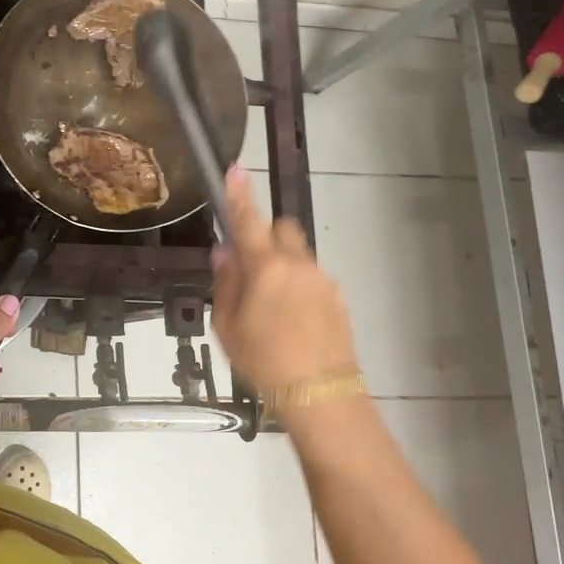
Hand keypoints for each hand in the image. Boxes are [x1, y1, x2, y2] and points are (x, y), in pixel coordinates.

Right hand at [211, 166, 358, 395]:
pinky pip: (312, 279)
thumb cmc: (263, 360)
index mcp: (265, 267)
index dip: (239, 193)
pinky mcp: (338, 298)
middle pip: (282, 229)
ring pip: (298, 256)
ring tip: (268, 306)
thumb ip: (225, 283)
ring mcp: (323, 280)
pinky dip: (298, 288)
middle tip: (249, 264)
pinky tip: (290, 322)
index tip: (236, 168)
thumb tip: (224, 254)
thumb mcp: (226, 326)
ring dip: (282, 266)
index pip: (248, 220)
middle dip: (266, 235)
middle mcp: (298, 265)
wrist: (320, 394)